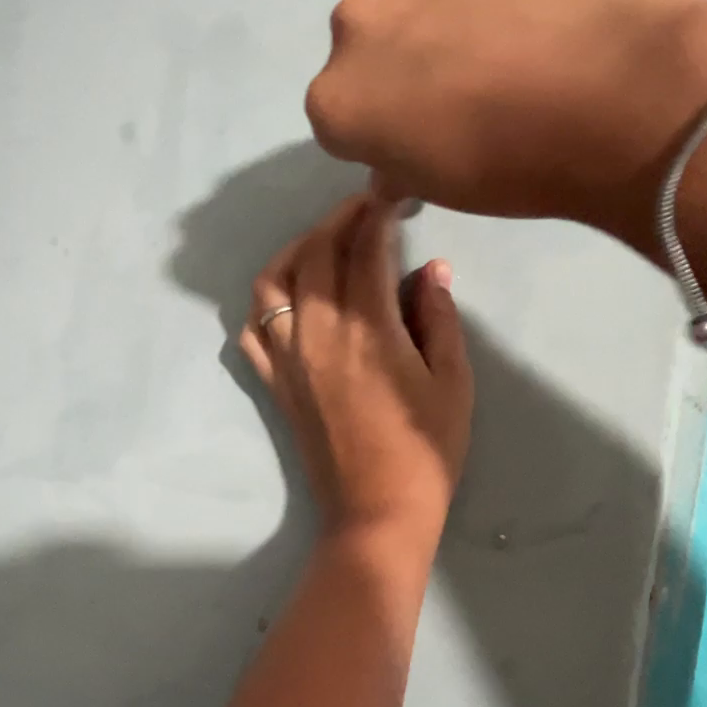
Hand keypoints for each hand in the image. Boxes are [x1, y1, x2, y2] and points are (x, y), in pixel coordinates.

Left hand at [242, 195, 472, 543]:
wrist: (377, 512)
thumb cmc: (425, 450)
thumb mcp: (452, 381)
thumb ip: (438, 318)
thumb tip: (429, 269)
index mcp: (366, 328)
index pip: (364, 248)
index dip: (378, 212)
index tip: (394, 194)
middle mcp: (316, 333)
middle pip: (314, 254)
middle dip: (339, 220)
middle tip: (366, 211)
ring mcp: (287, 360)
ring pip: (273, 284)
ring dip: (295, 251)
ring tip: (324, 245)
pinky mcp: (274, 384)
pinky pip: (254, 331)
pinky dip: (267, 303)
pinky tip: (290, 299)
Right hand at [305, 0, 706, 240]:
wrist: (620, 96)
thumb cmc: (510, 166)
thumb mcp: (437, 189)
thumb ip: (396, 166)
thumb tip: (394, 163)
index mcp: (336, 99)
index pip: (339, 122)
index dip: (377, 137)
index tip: (415, 147)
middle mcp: (358, 26)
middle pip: (365, 53)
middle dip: (396, 74)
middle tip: (455, 101)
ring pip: (410, 4)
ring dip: (434, 27)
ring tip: (498, 57)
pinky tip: (528, 23)